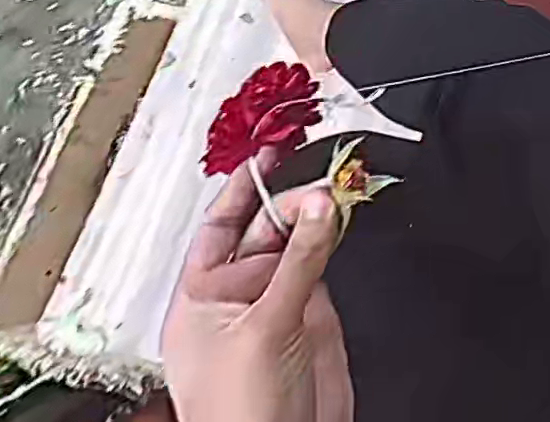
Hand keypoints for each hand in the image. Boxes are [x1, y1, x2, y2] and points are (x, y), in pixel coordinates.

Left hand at [162, 150, 353, 421]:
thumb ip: (301, 258)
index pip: (218, 227)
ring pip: (299, 234)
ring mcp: (279, 294)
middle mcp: (240, 291)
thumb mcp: (267, 325)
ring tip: (338, 191)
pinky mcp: (313, 300)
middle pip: (266, 224)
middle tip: (323, 186)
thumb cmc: (243, 413)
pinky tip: (345, 213)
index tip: (268, 154)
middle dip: (293, 198)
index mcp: (203, 298)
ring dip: (318, 210)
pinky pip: (324, 251)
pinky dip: (336, 228)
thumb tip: (323, 201)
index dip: (241, 189)